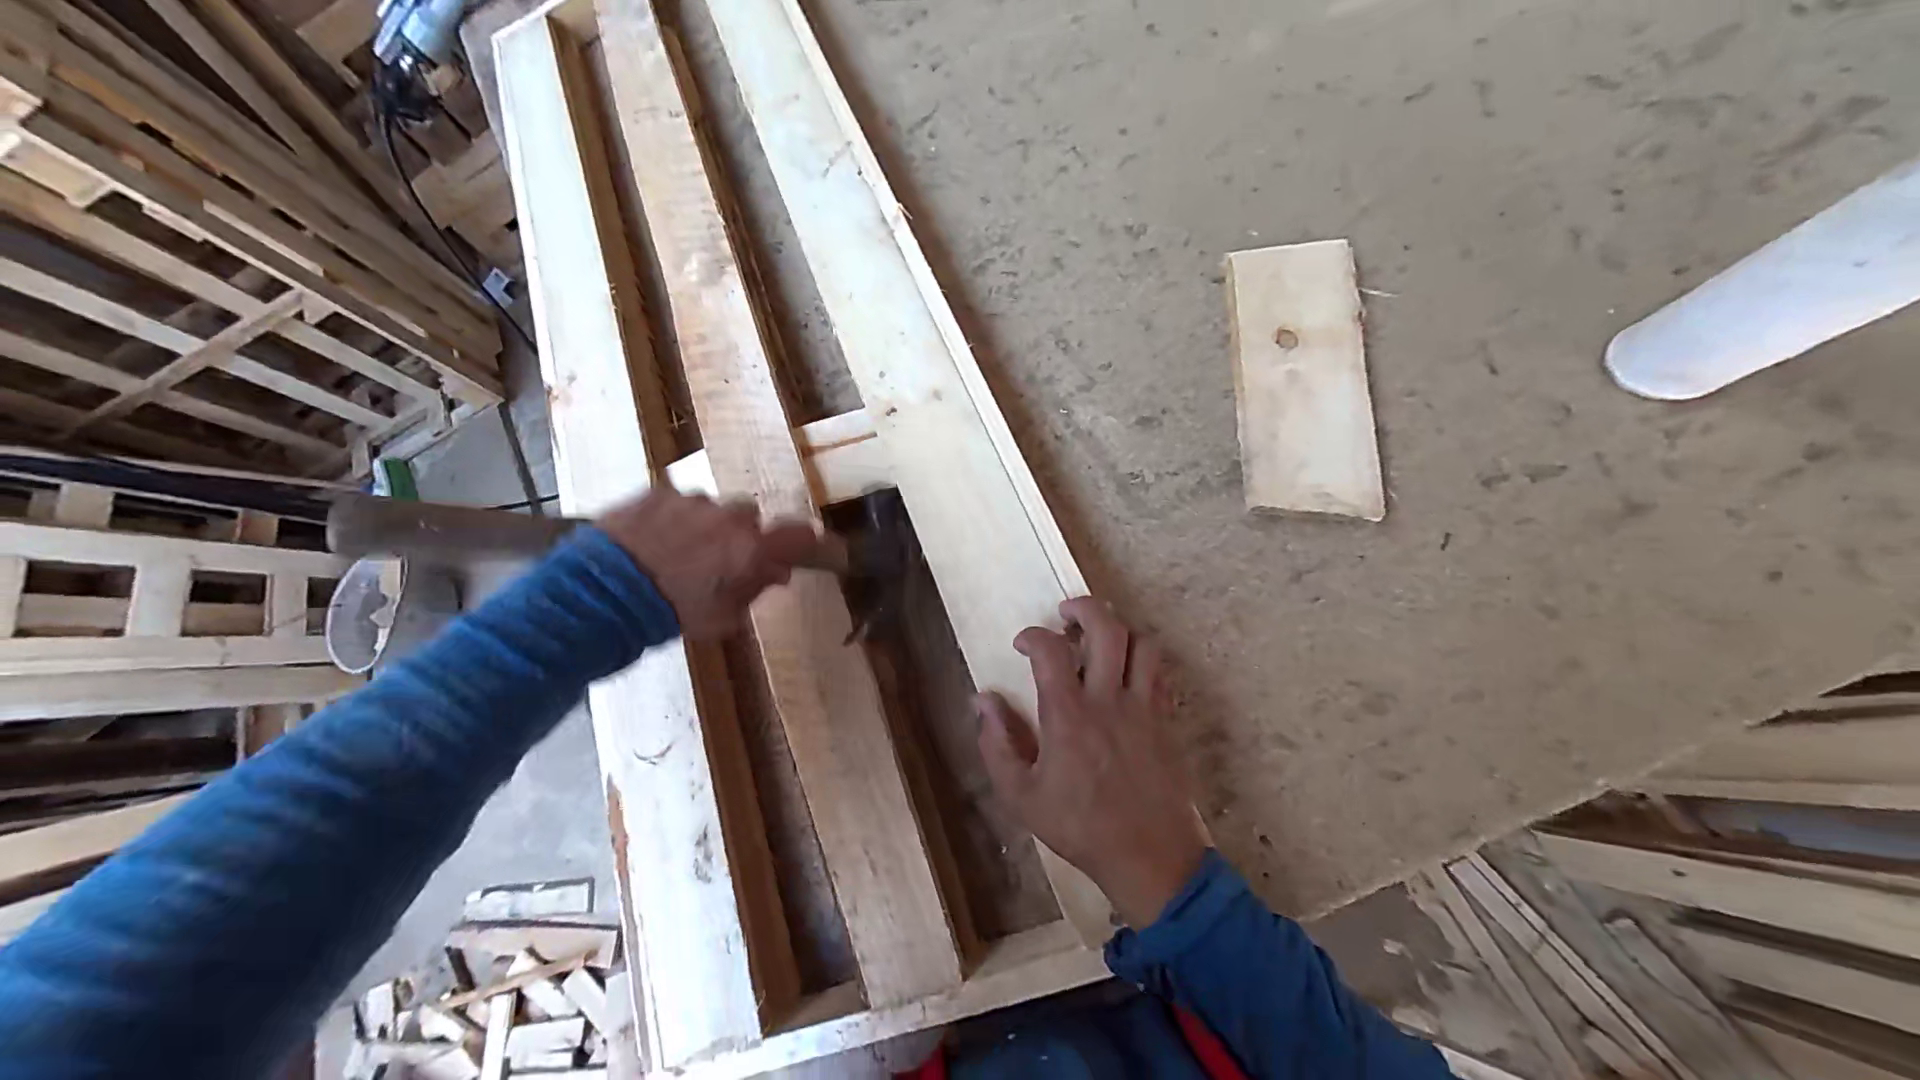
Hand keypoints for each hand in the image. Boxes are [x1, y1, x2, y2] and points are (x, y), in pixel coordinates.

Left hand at [595, 487, 825, 639]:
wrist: (600, 595)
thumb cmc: (669, 613)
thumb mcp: (722, 617)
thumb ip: (755, 590)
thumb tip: (776, 574)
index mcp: (749, 550)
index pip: (800, 536)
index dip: (815, 541)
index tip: (821, 546)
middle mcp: (728, 518)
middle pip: (751, 516)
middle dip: (743, 534)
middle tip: (724, 557)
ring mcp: (691, 501)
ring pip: (712, 508)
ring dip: (706, 525)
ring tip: (678, 550)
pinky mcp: (657, 492)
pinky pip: (677, 501)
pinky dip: (673, 516)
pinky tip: (654, 539)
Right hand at [976, 597, 1208, 928]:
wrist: (1150, 856)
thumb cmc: (1079, 827)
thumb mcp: (1021, 796)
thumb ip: (996, 744)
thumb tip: (982, 701)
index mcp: (1067, 715)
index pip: (1049, 649)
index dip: (1032, 634)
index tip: (1023, 643)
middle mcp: (1108, 700)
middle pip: (1105, 627)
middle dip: (1083, 608)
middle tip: (1066, 614)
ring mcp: (1144, 707)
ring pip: (1140, 642)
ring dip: (1118, 630)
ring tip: (1100, 639)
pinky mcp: (1166, 719)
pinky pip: (1161, 671)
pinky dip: (1143, 658)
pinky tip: (1127, 672)